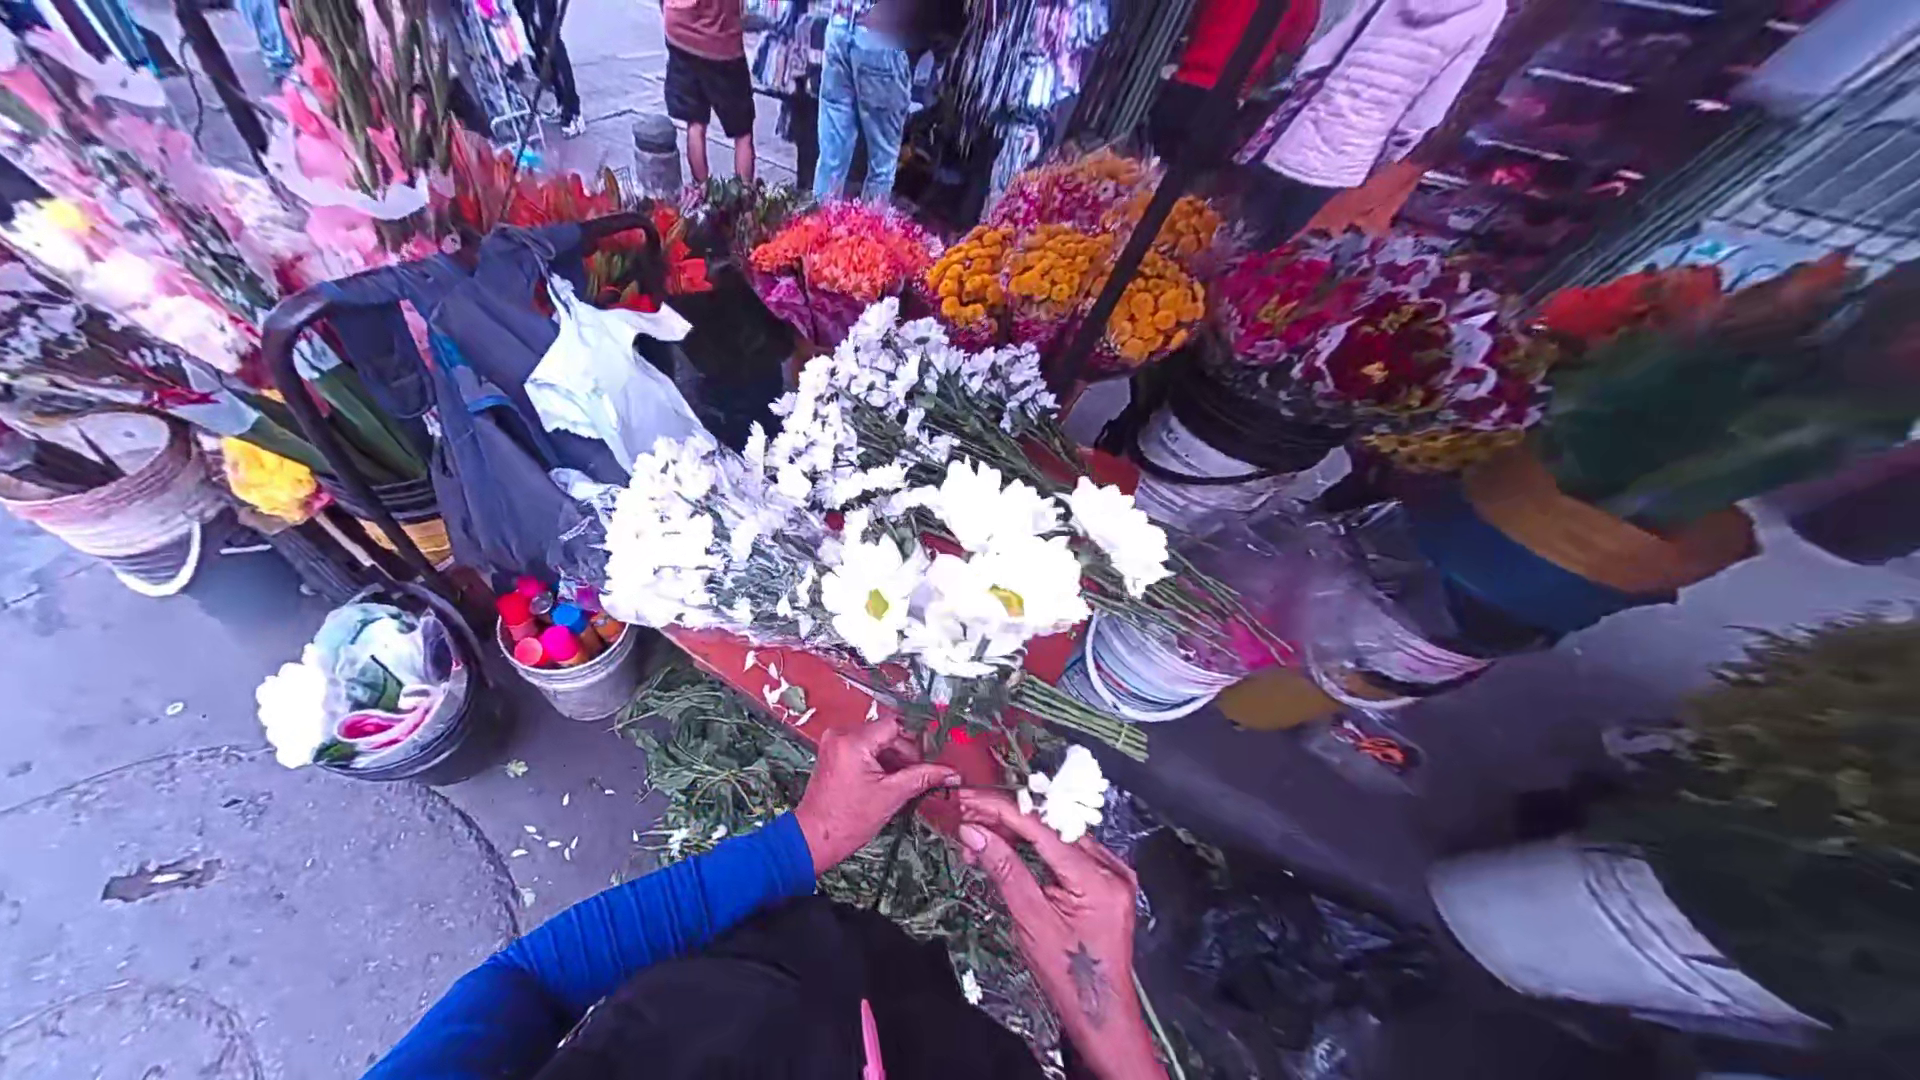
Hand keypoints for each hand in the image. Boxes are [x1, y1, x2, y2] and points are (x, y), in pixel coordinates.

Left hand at [793, 715, 959, 874]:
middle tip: (920, 772)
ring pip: (876, 739)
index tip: (929, 755)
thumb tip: (949, 772)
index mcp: (853, 741)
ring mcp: (835, 742)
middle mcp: (841, 734)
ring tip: (903, 779)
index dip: (915, 741)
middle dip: (905, 752)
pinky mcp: (834, 751)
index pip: (895, 725)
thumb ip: (922, 777)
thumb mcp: (891, 796)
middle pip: (886, 732)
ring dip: (893, 756)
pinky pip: (864, 746)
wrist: (814, 839)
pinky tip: (887, 779)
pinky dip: (878, 759)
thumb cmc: (846, 821)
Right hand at [955, 791, 1166, 1079]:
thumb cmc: (1066, 977)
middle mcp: (1111, 867)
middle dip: (1006, 820)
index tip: (971, 801)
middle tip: (969, 817)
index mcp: (1097, 879)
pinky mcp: (1107, 877)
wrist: (1102, 1015)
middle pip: (1050, 827)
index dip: (1002, 811)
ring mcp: (1113, 870)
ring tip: (981, 833)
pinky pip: (1067, 848)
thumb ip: (1005, 870)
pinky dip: (1036, 845)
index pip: (1043, 829)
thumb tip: (973, 832)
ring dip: (1018, 832)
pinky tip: (1009, 844)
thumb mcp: (1030, 922)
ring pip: (1057, 834)